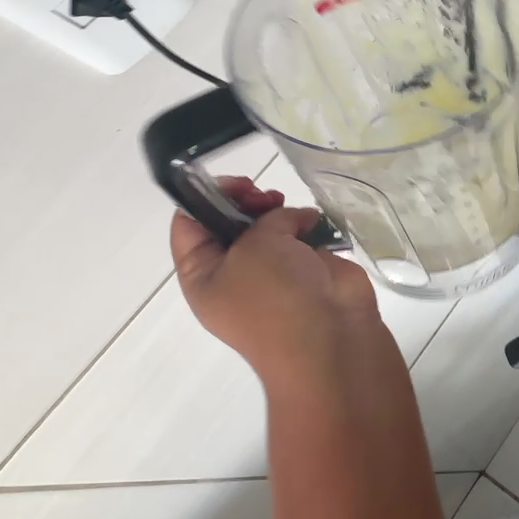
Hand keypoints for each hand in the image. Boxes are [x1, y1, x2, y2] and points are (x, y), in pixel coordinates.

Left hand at [170, 177, 379, 384]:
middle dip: (248, 201)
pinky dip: (310, 223)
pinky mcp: (310, 269)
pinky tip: (316, 221)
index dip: (209, 197)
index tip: (239, 183)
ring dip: (280, 211)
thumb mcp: (253, 247)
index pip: (190, 225)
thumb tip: (293, 219)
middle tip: (266, 196)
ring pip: (270, 227)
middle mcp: (234, 272)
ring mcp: (274, 271)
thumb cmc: (275, 295)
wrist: (328, 335)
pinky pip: (304, 236)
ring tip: (294, 211)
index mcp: (203, 275)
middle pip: (232, 222)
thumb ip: (264, 218)